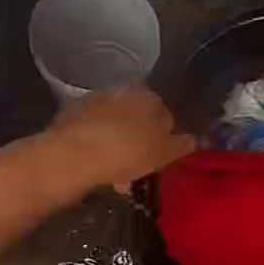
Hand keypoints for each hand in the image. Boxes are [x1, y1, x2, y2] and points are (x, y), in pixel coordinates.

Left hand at [49, 87, 193, 189]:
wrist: (73, 156)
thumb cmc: (127, 152)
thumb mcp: (163, 154)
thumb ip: (181, 145)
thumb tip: (193, 139)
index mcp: (149, 96)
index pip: (165, 113)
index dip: (165, 136)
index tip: (161, 157)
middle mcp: (121, 91)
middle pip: (137, 117)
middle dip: (139, 139)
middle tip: (140, 165)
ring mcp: (93, 101)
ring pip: (114, 125)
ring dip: (117, 144)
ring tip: (117, 173)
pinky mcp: (70, 116)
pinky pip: (92, 133)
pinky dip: (96, 146)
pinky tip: (96, 167)